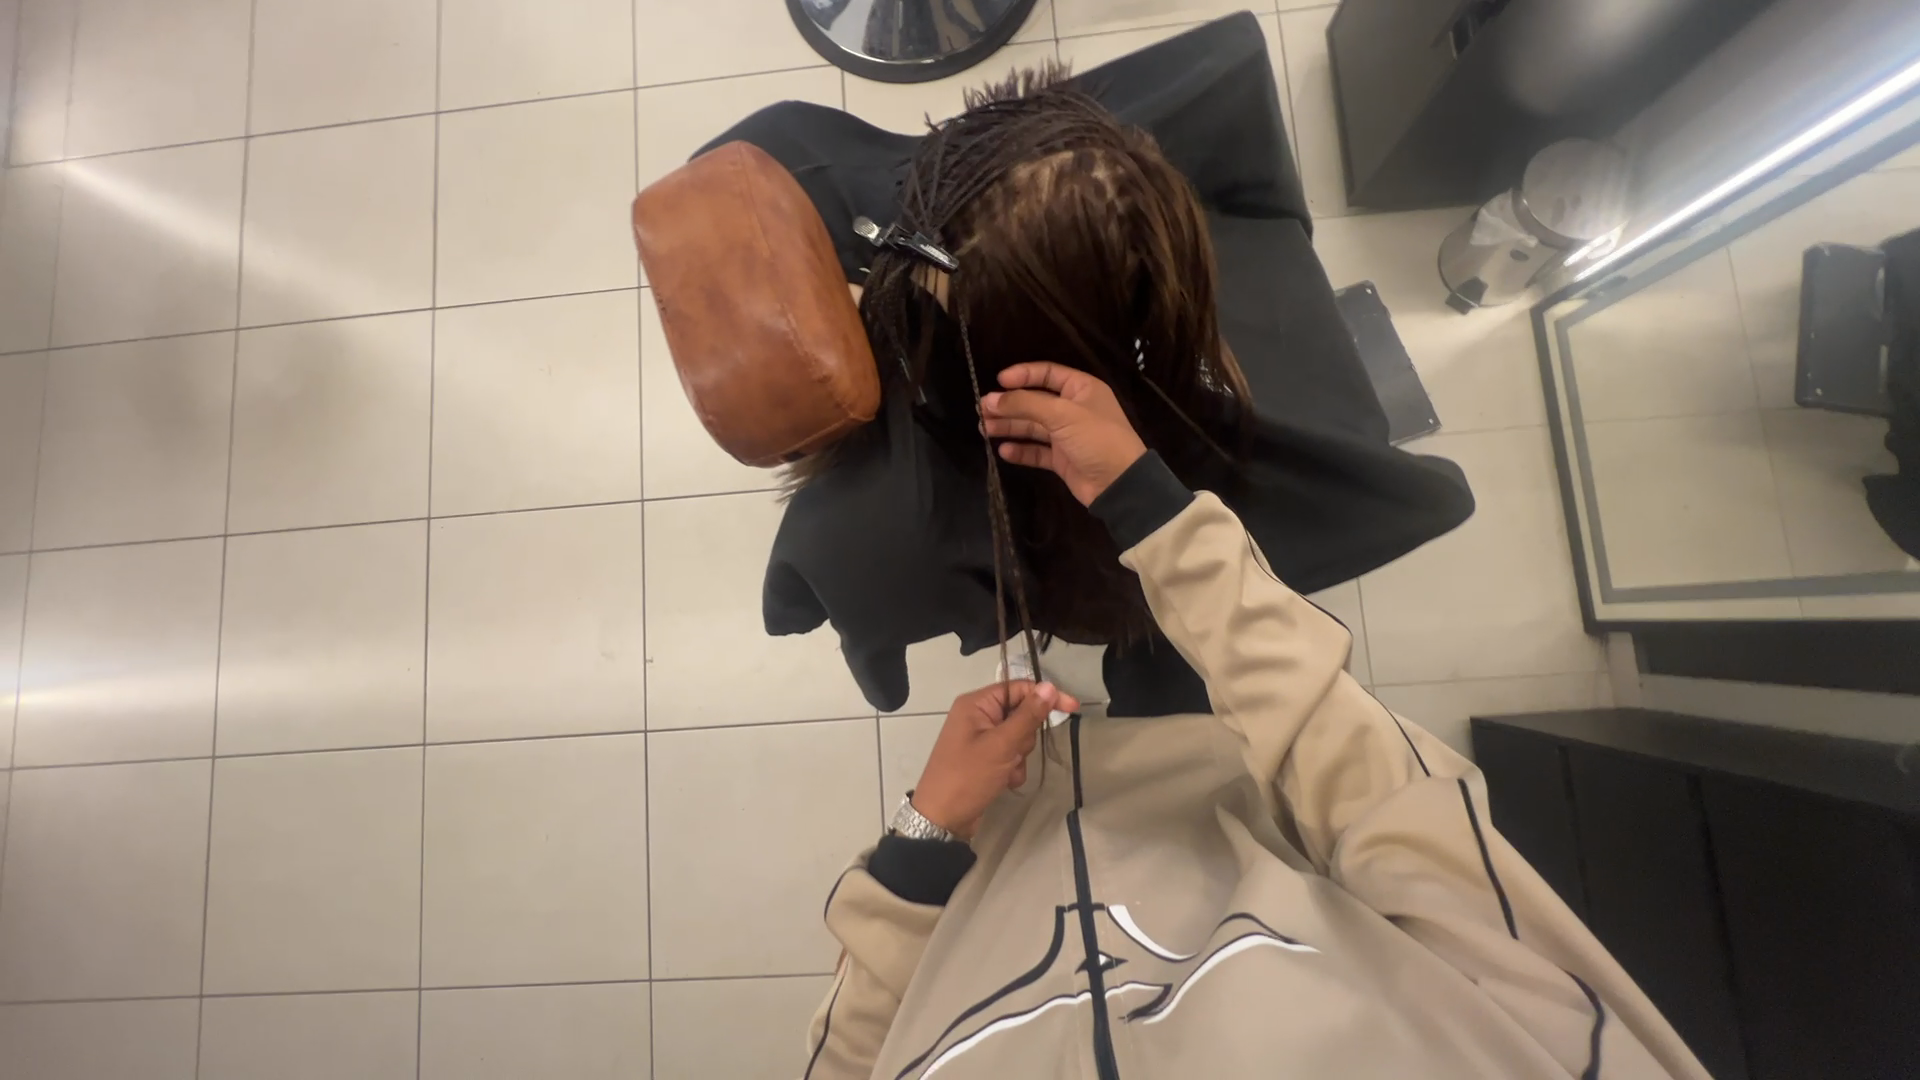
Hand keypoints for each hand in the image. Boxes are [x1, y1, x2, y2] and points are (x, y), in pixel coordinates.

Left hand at [912, 680, 1080, 840]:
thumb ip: (1027, 715)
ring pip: (1018, 737)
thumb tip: (1049, 686)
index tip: (1073, 708)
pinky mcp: (985, 758)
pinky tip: (1003, 782)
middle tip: (1011, 753)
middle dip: (1024, 737)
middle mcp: (978, 716)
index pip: (1019, 688)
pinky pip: (1011, 755)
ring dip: (1019, 756)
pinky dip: (1012, 768)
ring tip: (1004, 771)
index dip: (1045, 696)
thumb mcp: (1001, 745)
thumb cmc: (968, 776)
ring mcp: (981, 738)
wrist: (942, 819)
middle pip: (1021, 714)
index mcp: (977, 704)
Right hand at [981, 363, 1148, 505]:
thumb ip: (1025, 404)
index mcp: (1081, 389)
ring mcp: (1067, 435)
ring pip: (1032, 427)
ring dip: (1009, 426)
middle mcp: (1073, 409)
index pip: (1047, 374)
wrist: (1119, 483)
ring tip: (985, 429)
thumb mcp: (1062, 414)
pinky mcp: (1062, 459)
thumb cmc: (1096, 439)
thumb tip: (991, 399)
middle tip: (981, 411)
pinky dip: (1021, 450)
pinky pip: (1037, 451)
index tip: (998, 381)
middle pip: (1034, 402)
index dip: (1022, 375)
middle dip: (1009, 405)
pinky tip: (1004, 451)